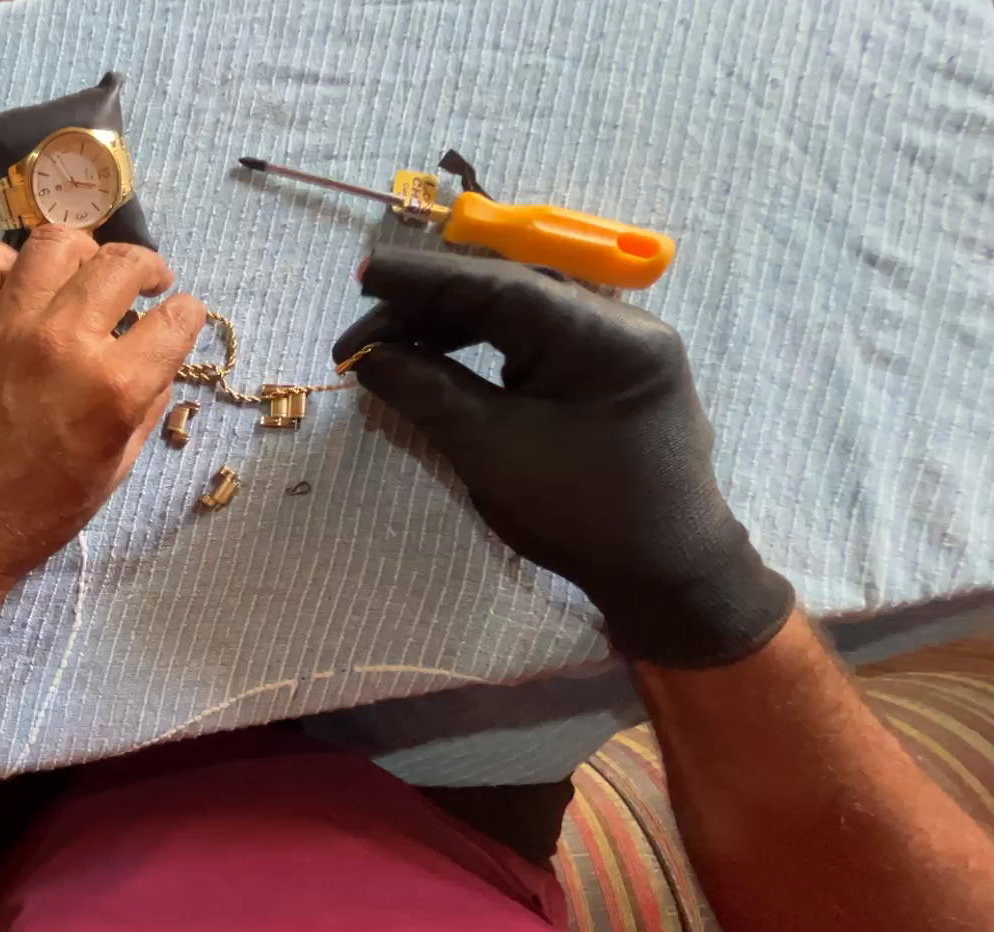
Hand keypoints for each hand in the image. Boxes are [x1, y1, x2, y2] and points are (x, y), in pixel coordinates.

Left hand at [0, 225, 205, 593]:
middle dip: (149, 269)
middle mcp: (66, 340)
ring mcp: (9, 326)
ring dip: (83, 253)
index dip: (187, 316)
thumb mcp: (122, 463)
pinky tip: (20, 287)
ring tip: (85, 276)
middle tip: (146, 286)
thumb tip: (160, 354)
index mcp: (116, 386)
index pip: (178, 317)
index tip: (178, 321)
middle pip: (123, 263)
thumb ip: (150, 399)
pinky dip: (3, 263)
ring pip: (55, 243)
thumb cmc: (50, 506)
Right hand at [336, 250, 793, 667]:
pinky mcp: (597, 367)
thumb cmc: (577, 513)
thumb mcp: (488, 450)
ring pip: (512, 310)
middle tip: (359, 332)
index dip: (423, 278)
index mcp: (603, 338)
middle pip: (503, 290)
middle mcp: (615, 324)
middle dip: (425, 304)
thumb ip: (425, 390)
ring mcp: (610, 343)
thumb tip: (366, 355)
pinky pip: (525, 337)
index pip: (497, 287)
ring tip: (385, 346)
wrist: (659, 568)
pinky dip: (471, 343)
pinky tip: (432, 355)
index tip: (363, 275)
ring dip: (443, 324)